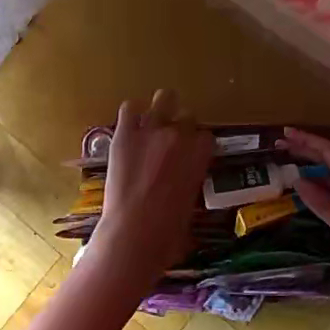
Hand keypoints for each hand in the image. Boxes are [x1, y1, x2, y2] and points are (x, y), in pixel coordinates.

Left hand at [90, 89, 214, 283]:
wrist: (135, 231)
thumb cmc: (170, 230)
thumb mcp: (190, 204)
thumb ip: (189, 183)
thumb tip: (182, 186)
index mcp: (200, 155)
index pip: (205, 136)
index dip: (196, 144)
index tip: (188, 153)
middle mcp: (180, 136)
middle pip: (186, 115)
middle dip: (180, 125)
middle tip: (169, 141)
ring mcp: (152, 130)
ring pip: (163, 99)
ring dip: (160, 108)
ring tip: (152, 120)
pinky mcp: (124, 133)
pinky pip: (129, 108)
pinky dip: (130, 113)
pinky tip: (129, 124)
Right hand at [279, 128, 329, 299]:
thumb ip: (324, 205)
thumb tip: (298, 180)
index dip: (308, 140)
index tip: (286, 134)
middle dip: (305, 148)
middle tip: (279, 145)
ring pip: (329, 174)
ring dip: (309, 164)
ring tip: (286, 160)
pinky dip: (314, 184)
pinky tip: (302, 188)